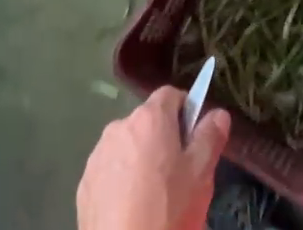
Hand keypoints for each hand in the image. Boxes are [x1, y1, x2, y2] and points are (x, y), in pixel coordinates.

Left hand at [77, 86, 230, 229]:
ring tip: (154, 195)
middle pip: (148, 122)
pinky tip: (131, 207)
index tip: (195, 137)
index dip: (186, 110)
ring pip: (128, 146)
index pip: (170, 94)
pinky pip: (110, 169)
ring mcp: (98, 154)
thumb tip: (218, 113)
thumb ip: (210, 137)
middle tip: (179, 173)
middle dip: (164, 139)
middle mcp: (119, 126)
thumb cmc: (168, 209)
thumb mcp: (201, 174)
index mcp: (150, 118)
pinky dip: (121, 180)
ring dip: (141, 159)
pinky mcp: (85, 181)